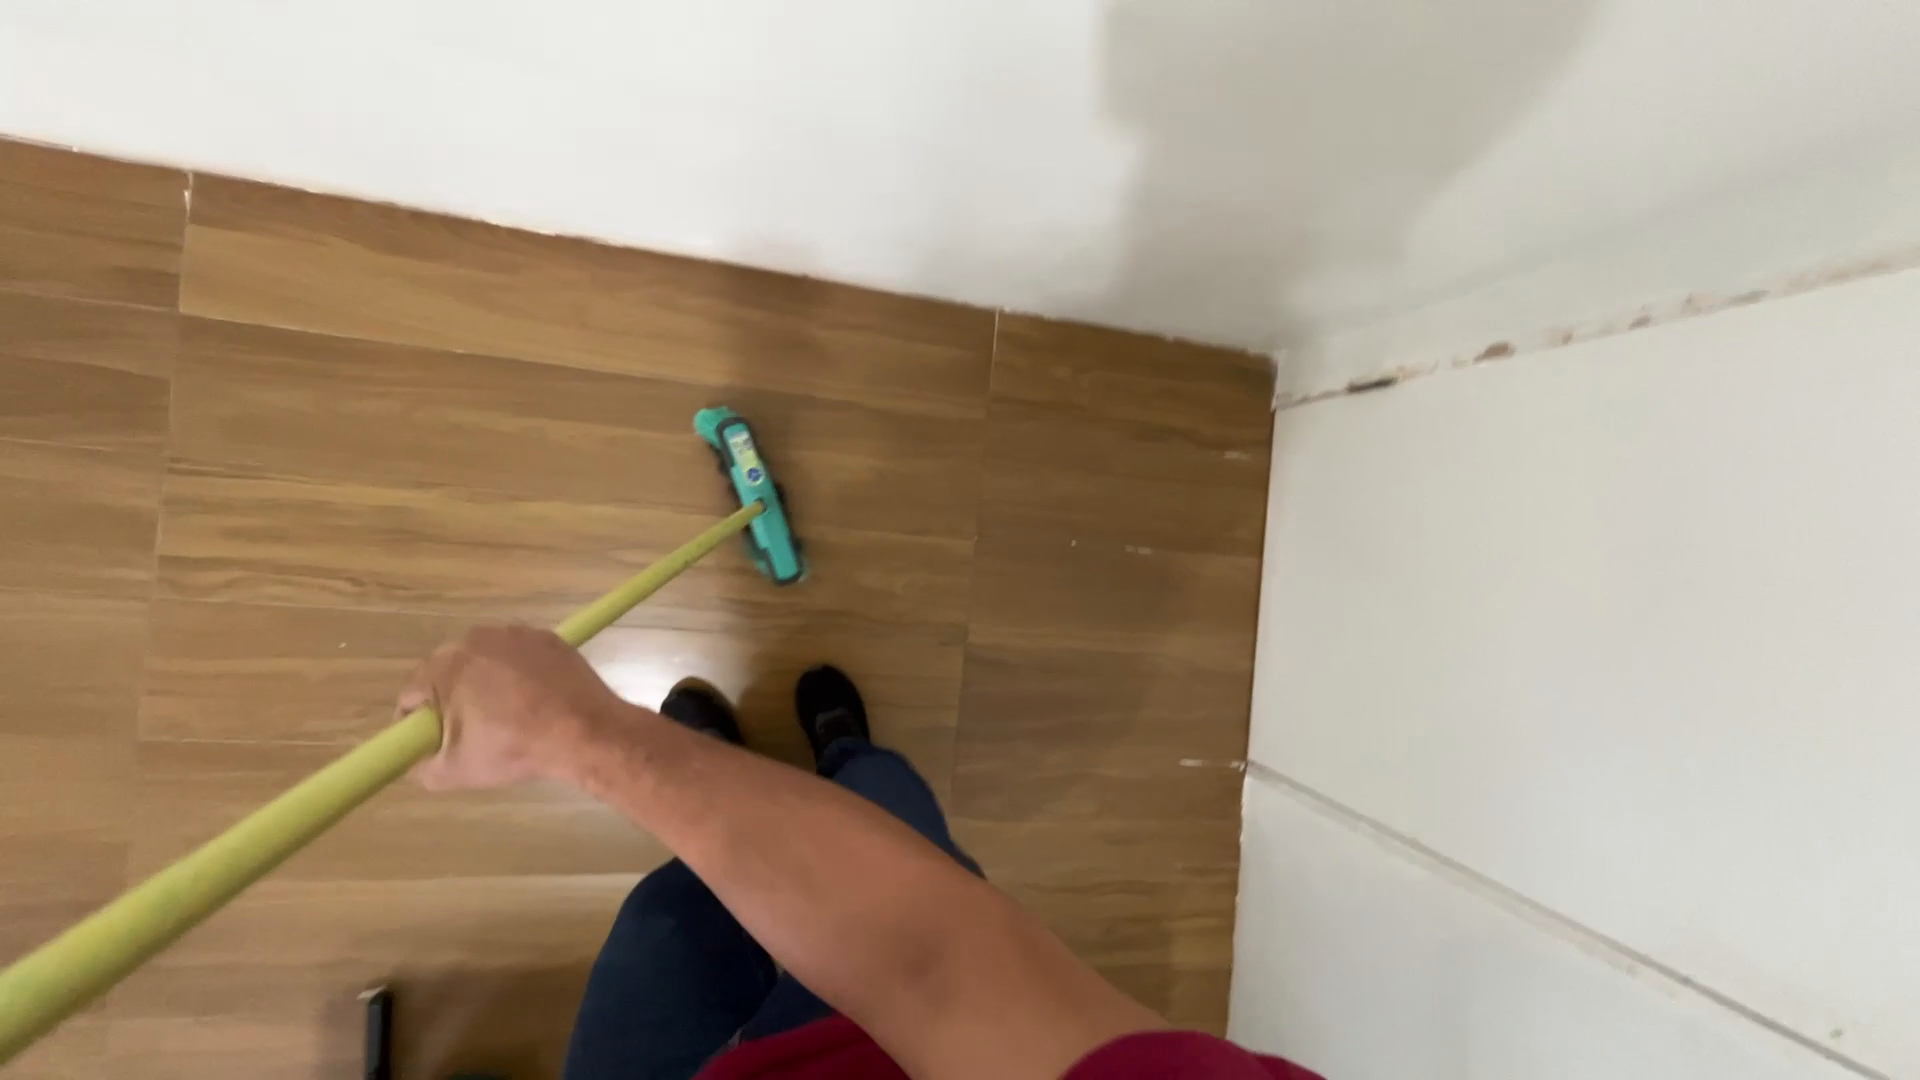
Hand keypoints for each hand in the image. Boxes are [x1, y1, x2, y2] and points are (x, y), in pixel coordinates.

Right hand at [397, 623, 638, 790]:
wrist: (587, 730)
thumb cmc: (516, 747)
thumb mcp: (452, 771)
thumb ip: (419, 765)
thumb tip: (415, 760)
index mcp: (446, 664)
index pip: (413, 695)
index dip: (417, 723)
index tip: (433, 742)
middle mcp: (478, 638)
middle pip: (449, 673)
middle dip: (453, 700)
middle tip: (471, 731)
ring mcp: (519, 634)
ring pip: (486, 662)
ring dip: (487, 684)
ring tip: (506, 715)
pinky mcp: (550, 638)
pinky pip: (520, 657)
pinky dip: (520, 673)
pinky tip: (533, 698)